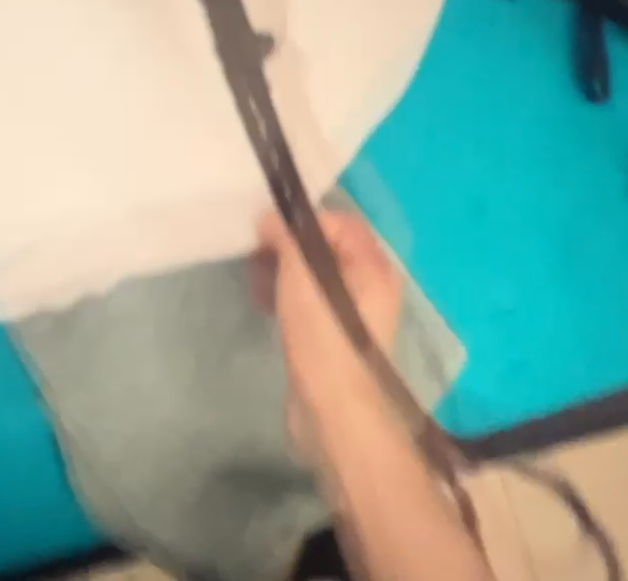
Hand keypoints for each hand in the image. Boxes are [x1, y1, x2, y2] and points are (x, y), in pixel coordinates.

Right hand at [251, 210, 402, 451]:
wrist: (334, 410)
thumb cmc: (323, 334)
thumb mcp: (301, 275)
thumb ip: (286, 238)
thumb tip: (270, 218)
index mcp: (372, 265)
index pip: (339, 221)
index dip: (302, 219)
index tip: (268, 228)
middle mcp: (369, 285)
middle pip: (324, 247)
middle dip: (287, 244)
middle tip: (256, 250)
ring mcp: (351, 313)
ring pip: (312, 275)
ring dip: (281, 269)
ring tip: (254, 277)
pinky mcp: (332, 336)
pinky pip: (307, 301)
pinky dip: (285, 294)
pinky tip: (264, 302)